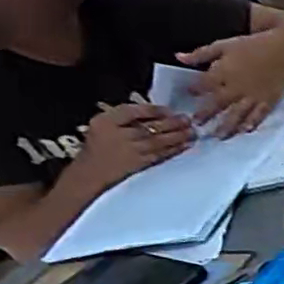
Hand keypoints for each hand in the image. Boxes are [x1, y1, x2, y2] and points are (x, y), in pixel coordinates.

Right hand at [64, 103, 193, 190]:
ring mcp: (129, 151)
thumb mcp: (102, 127)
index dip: (151, 109)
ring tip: (192, 132)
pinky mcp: (140, 165)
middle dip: (171, 123)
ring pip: (158, 141)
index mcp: (105, 121)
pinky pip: (160, 155)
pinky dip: (174, 149)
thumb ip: (123, 120)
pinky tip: (186, 145)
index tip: (168, 109)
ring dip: (178, 136)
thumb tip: (155, 115)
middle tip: (188, 119)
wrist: (90, 174)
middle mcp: (117, 134)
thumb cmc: (99, 148)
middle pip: (149, 126)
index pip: (130, 111)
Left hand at [178, 33, 283, 136]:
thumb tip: (178, 57)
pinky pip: (258, 115)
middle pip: (218, 104)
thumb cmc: (251, 46)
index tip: (189, 96)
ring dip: (227, 126)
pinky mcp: (268, 101)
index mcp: (223, 72)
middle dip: (207, 114)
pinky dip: (252, 124)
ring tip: (219, 136)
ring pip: (237, 114)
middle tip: (197, 125)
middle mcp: (236, 87)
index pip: (204, 84)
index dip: (195, 90)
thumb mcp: (222, 45)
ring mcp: (253, 97)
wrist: (281, 51)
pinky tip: (245, 131)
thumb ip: (201, 54)